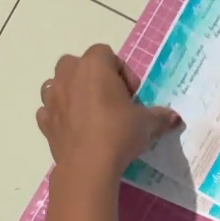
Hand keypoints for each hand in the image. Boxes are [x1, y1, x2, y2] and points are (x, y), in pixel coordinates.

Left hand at [36, 45, 179, 188]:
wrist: (88, 166)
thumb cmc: (118, 133)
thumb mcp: (146, 123)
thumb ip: (160, 117)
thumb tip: (175, 119)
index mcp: (94, 65)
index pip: (107, 54)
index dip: (121, 72)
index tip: (131, 95)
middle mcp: (68, 74)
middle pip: (78, 64)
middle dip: (92, 78)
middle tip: (110, 101)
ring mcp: (52, 97)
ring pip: (58, 84)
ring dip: (71, 93)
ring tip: (89, 114)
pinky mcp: (44, 121)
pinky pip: (50, 110)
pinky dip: (59, 116)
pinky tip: (74, 130)